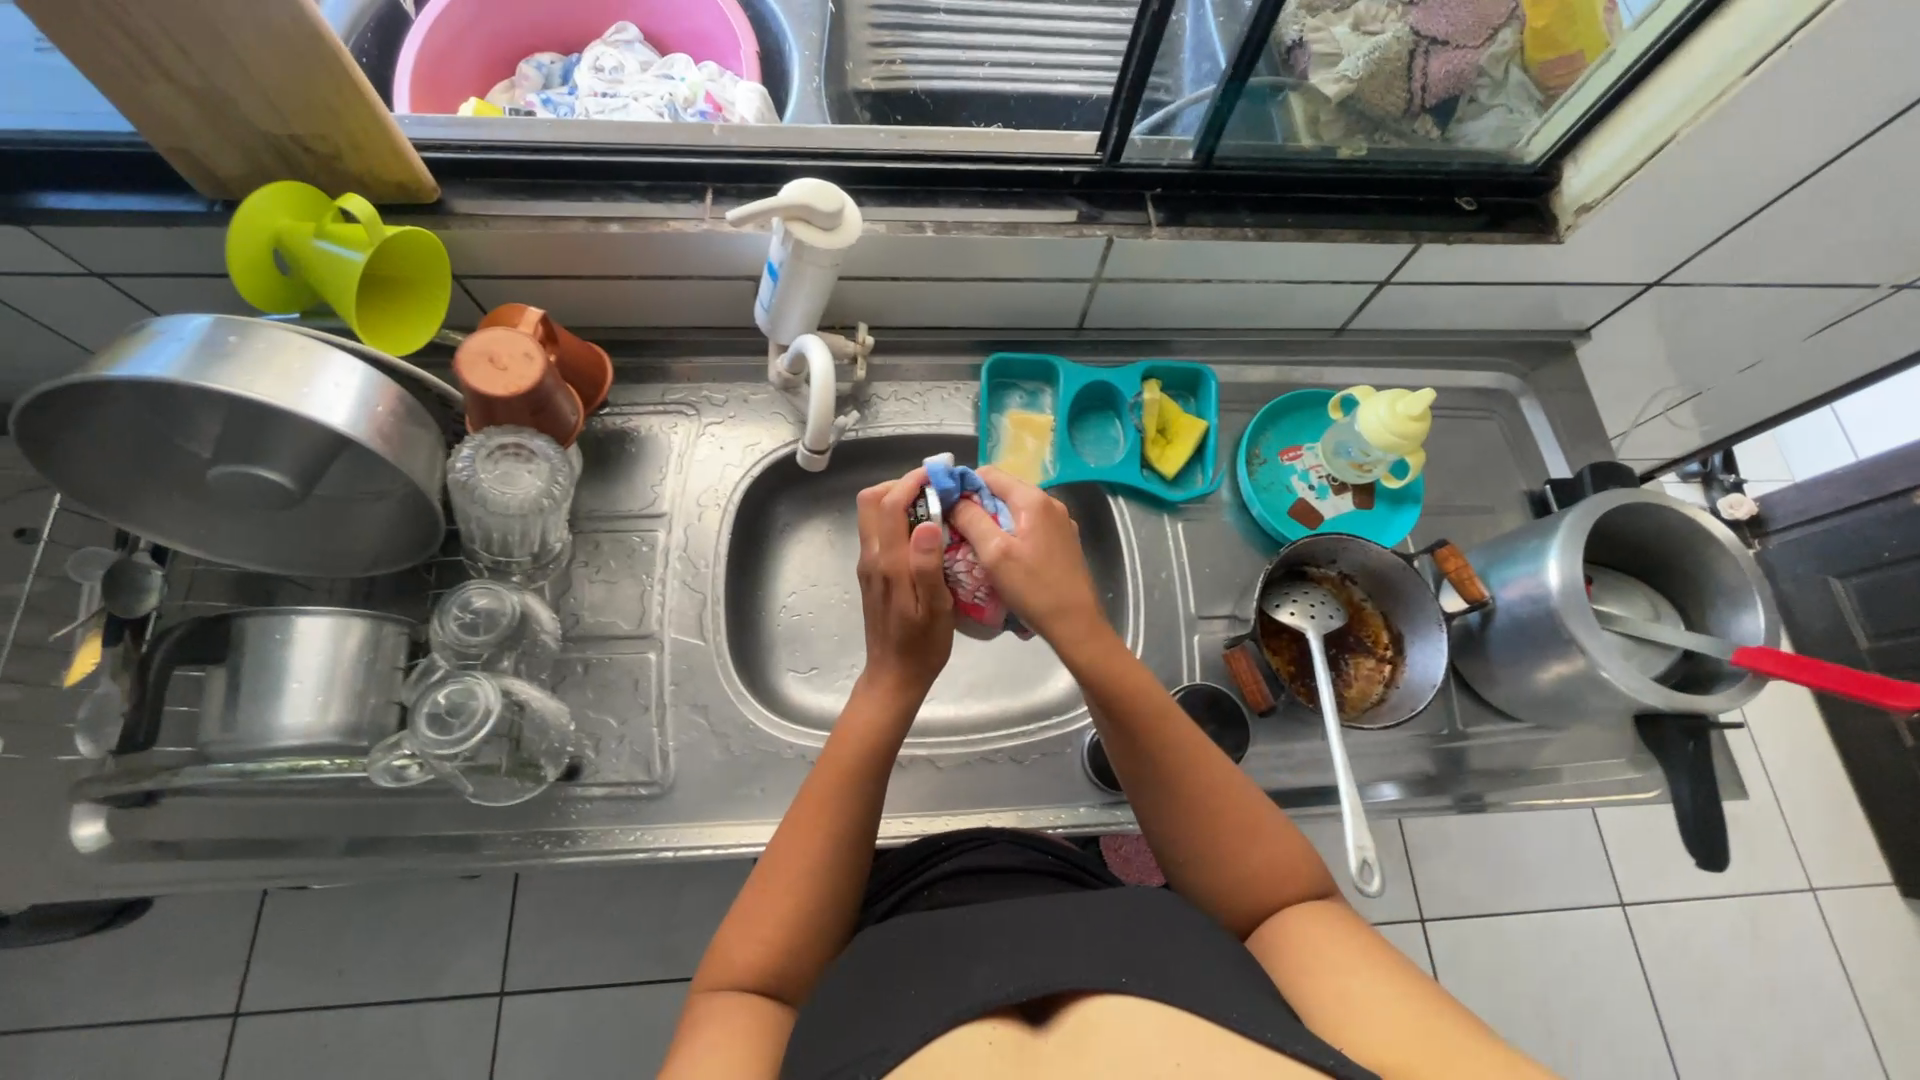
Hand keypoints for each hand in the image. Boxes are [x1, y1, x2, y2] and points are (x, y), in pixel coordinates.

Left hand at [854, 467, 953, 703]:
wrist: (894, 676)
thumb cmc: (922, 646)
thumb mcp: (936, 609)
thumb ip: (928, 565)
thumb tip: (928, 522)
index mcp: (888, 564)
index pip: (890, 504)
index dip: (911, 481)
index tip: (938, 474)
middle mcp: (871, 558)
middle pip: (870, 501)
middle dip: (899, 484)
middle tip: (933, 488)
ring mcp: (868, 565)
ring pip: (871, 515)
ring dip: (897, 499)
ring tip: (932, 504)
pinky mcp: (872, 574)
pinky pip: (878, 532)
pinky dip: (897, 518)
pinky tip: (924, 531)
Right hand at [946, 465, 1105, 642]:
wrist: (1075, 623)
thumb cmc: (1033, 588)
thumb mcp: (994, 553)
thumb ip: (971, 520)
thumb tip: (954, 498)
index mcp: (1033, 499)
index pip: (989, 474)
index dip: (964, 486)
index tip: (946, 506)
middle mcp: (1050, 503)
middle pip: (1004, 490)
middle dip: (978, 505)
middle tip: (956, 529)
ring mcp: (1060, 522)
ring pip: (1016, 510)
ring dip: (993, 521)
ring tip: (975, 544)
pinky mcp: (1063, 541)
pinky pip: (1029, 526)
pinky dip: (1011, 533)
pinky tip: (1002, 555)